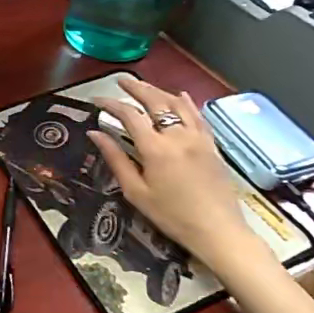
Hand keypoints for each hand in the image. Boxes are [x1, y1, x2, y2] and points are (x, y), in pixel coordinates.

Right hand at [88, 79, 271, 277]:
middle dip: (136, 88)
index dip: (111, 104)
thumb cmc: (171, 215)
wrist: (218, 231)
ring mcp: (198, 138)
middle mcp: (178, 136)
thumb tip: (95, 133)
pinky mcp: (211, 145)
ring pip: (178, 104)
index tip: (97, 101)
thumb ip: (116, 159)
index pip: (129, 115)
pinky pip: (198, 116)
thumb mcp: (136, 191)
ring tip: (145, 87)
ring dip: (160, 92)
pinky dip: (186, 103)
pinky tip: (181, 96)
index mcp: (156, 148)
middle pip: (155, 102)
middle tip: (121, 81)